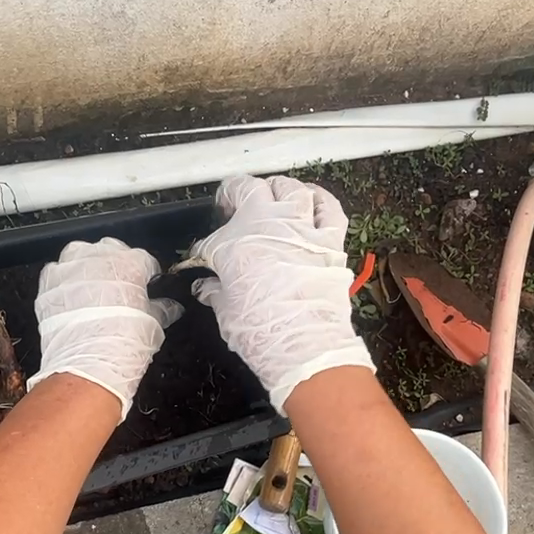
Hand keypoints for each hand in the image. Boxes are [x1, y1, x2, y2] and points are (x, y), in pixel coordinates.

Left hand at [29, 238, 181, 421]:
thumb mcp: (154, 326)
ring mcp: (70, 267)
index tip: (146, 286)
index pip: (144, 259)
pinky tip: (71, 303)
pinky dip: (64, 284)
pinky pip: (56, 274)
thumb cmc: (121, 344)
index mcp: (130, 262)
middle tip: (118, 293)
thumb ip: (163, 309)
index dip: (147, 275)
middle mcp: (99, 257)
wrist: (87, 366)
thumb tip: (170, 307)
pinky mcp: (48, 282)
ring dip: (87, 270)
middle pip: (110, 252)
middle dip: (115, 268)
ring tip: (92, 295)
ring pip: (80, 257)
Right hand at [185, 174, 374, 413]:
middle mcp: (267, 225)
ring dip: (278, 189)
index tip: (203, 258)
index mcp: (233, 243)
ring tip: (272, 194)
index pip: (211, 238)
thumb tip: (206, 288)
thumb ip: (215, 292)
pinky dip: (320, 200)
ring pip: (291, 189)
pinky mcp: (330, 240)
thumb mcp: (225, 312)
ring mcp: (302, 228)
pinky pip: (329, 207)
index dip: (204, 248)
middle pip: (252, 190)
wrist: (305, 345)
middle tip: (234, 206)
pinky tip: (312, 200)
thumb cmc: (261, 330)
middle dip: (239, 194)